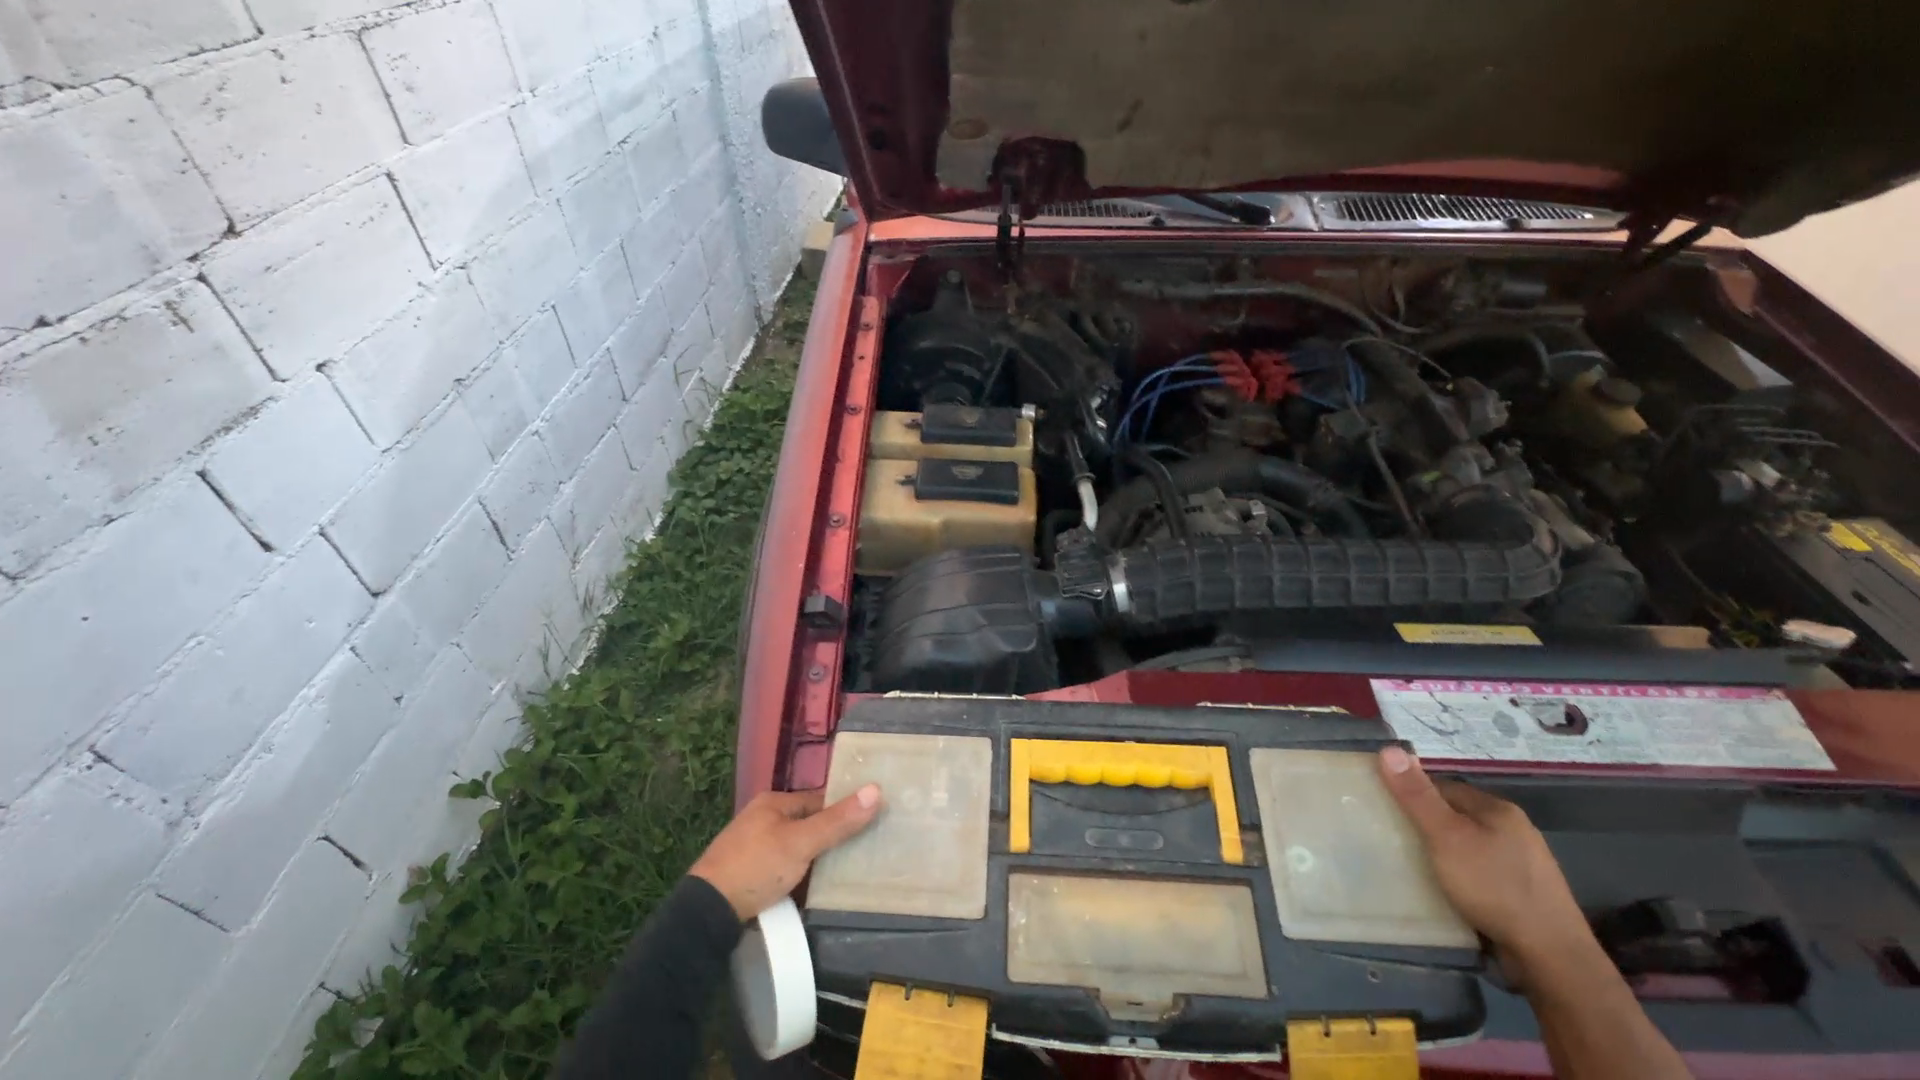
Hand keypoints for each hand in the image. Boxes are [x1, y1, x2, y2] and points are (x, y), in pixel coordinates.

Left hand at [689, 785, 881, 919]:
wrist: (707, 912)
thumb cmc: (756, 867)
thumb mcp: (801, 843)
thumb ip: (838, 821)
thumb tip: (876, 789)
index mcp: (773, 803)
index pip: (820, 801)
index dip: (845, 812)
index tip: (872, 827)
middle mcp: (762, 818)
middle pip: (809, 824)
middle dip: (832, 837)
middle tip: (865, 853)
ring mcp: (754, 846)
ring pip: (797, 847)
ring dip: (817, 858)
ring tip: (848, 872)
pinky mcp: (749, 873)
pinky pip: (785, 867)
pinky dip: (801, 874)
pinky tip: (816, 887)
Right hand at [1377, 747, 1593, 967]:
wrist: (1549, 955)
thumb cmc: (1493, 886)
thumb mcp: (1446, 837)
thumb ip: (1416, 796)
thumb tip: (1389, 747)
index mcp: (1499, 809)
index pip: (1445, 787)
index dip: (1413, 795)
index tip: (1384, 810)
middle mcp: (1515, 831)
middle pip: (1458, 817)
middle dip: (1426, 826)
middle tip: (1391, 841)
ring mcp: (1522, 865)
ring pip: (1469, 848)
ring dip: (1443, 855)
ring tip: (1411, 868)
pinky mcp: (1522, 896)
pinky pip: (1480, 876)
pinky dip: (1460, 879)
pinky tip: (1445, 893)